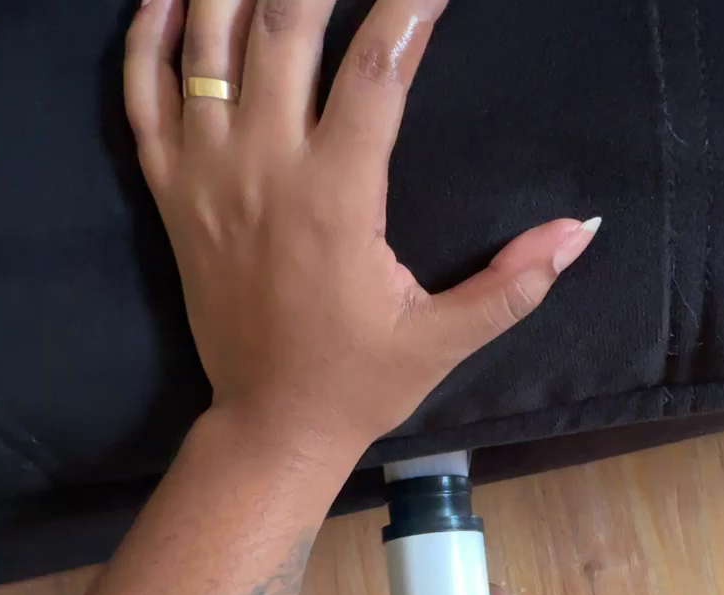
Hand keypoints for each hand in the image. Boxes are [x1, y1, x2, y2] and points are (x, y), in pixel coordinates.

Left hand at [124, 0, 599, 450]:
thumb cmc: (362, 383)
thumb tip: (581, 229)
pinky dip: (152, 29)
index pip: (376, 68)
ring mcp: (206, 176)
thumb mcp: (446, 340)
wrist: (273, 424)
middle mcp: (263, 169)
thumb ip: (514, 282)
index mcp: (337, 200)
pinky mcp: (172, 193)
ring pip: (207, 39)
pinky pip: (143, 88)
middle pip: (282, 25)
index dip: (409, 6)